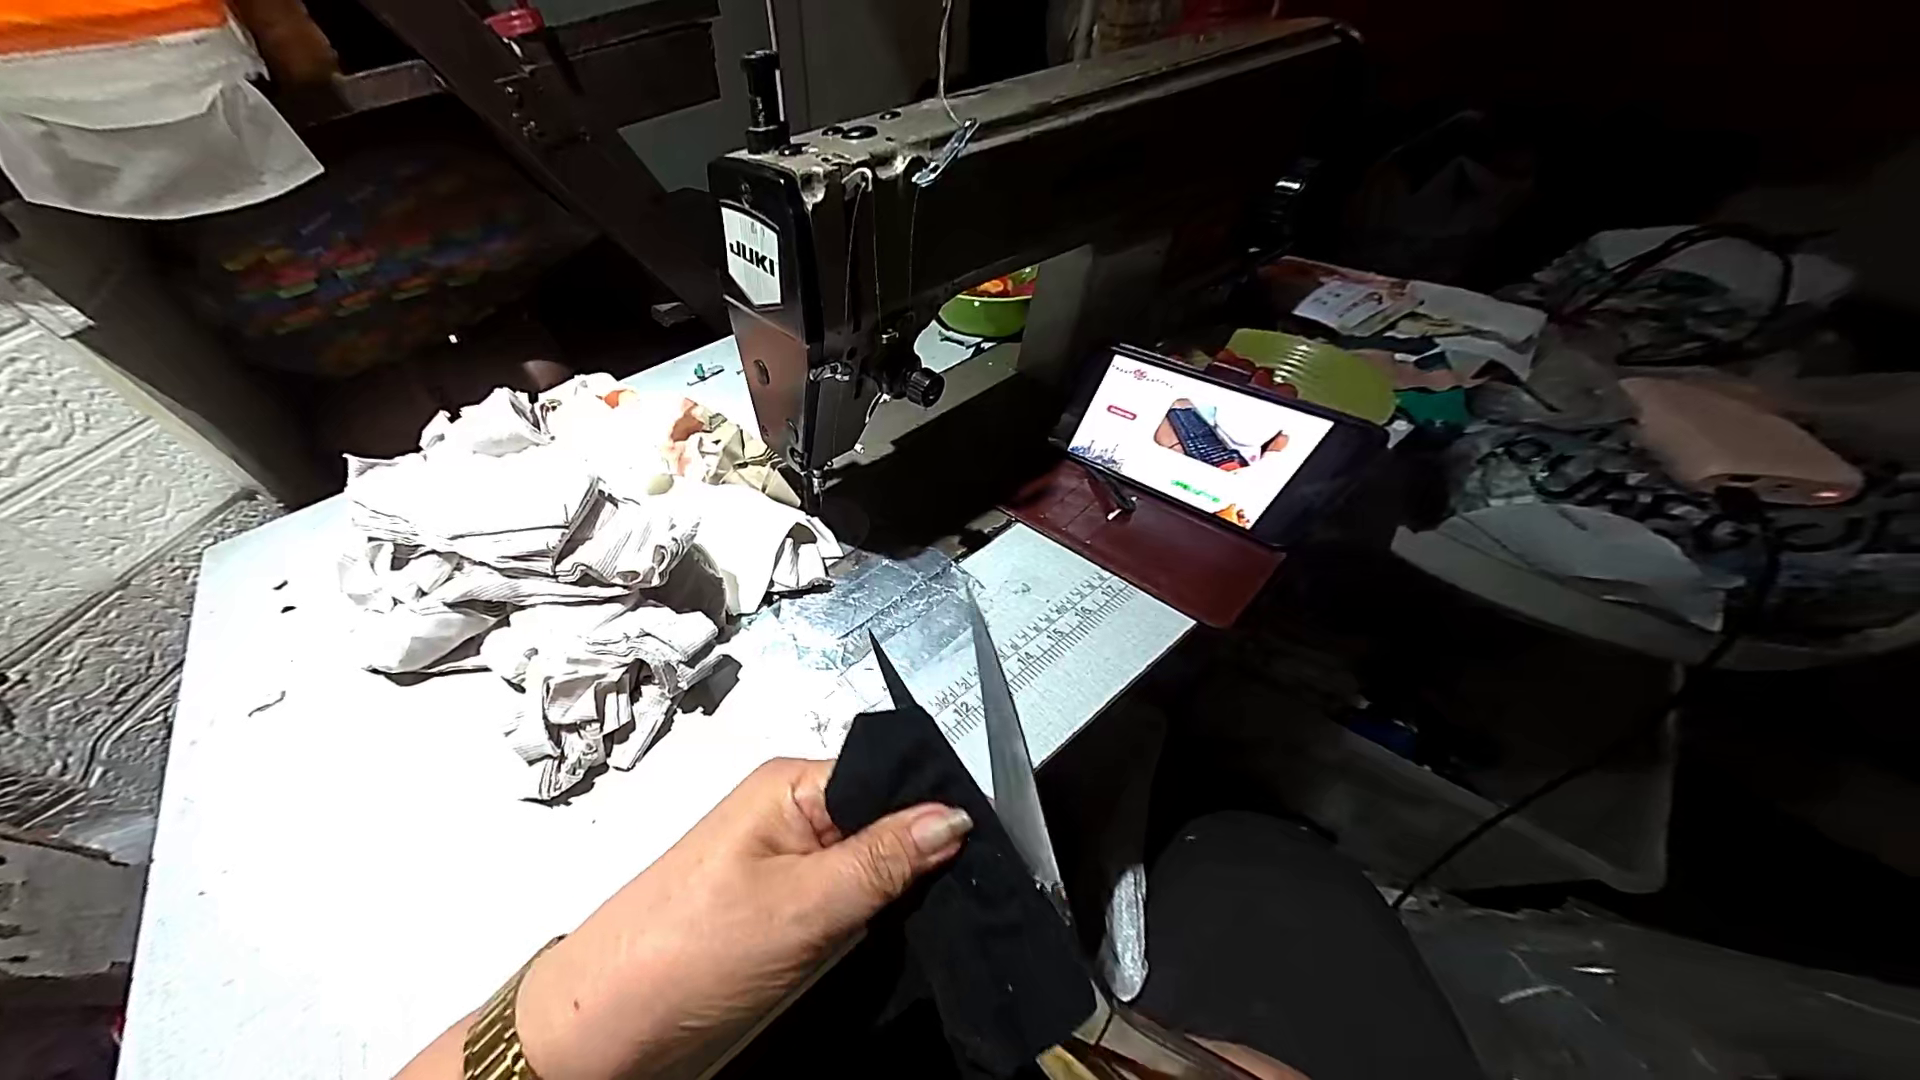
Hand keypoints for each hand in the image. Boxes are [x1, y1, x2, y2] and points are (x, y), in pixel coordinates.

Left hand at [509, 758, 970, 1079]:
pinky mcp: (786, 896)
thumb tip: (956, 816)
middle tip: (980, 879)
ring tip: (960, 898)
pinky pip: (849, 884)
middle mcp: (794, 806)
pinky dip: (878, 900)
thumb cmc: (694, 952)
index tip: (987, 841)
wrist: (600, 1034)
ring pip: (869, 852)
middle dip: (924, 844)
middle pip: (881, 812)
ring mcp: (790, 853)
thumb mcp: (803, 905)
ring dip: (903, 876)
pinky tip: (912, 916)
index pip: (885, 773)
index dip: (934, 804)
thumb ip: (883, 859)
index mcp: (793, 782)